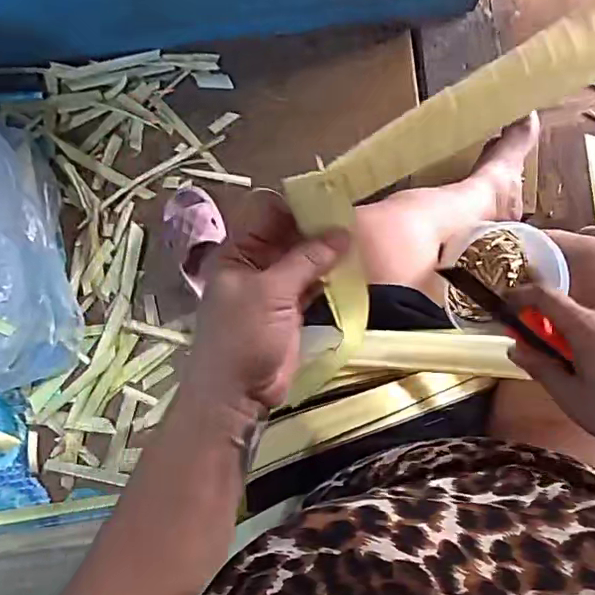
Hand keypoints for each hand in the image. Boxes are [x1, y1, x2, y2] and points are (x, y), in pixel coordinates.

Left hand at [183, 192, 349, 417]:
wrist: (238, 394)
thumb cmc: (243, 338)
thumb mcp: (271, 294)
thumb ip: (305, 261)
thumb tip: (341, 232)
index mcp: (237, 252)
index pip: (266, 212)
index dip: (296, 204)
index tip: (331, 200)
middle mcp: (254, 264)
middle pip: (287, 234)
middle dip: (316, 226)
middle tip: (352, 218)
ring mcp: (273, 288)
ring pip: (302, 258)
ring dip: (326, 251)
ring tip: (357, 238)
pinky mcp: (290, 310)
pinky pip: (311, 283)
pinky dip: (328, 275)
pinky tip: (351, 266)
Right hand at [503, 284, 594, 474]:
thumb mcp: (568, 394)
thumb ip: (539, 367)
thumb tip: (516, 349)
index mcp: (587, 327)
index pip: (545, 295)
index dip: (519, 297)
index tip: (501, 308)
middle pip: (559, 308)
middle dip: (535, 323)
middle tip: (521, 350)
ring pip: (574, 321)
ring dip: (554, 336)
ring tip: (547, 368)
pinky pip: (589, 331)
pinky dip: (571, 343)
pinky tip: (572, 372)